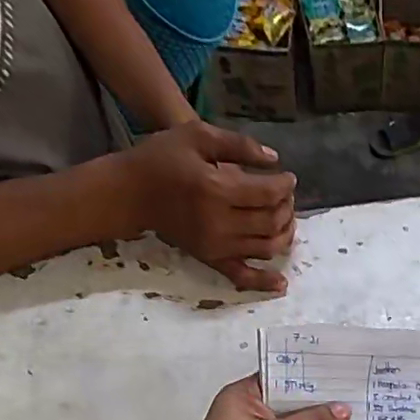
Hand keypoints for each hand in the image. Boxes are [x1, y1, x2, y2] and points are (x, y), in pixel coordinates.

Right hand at [119, 122, 297, 292]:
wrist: (130, 192)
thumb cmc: (162, 159)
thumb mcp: (197, 136)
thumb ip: (239, 144)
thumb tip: (274, 159)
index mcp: (216, 189)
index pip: (266, 194)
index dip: (284, 186)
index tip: (289, 178)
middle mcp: (219, 223)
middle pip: (270, 222)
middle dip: (286, 208)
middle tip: (286, 197)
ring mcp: (216, 246)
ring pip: (266, 248)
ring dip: (284, 235)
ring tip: (285, 219)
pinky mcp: (210, 259)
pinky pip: (242, 275)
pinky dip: (264, 281)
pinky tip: (281, 283)